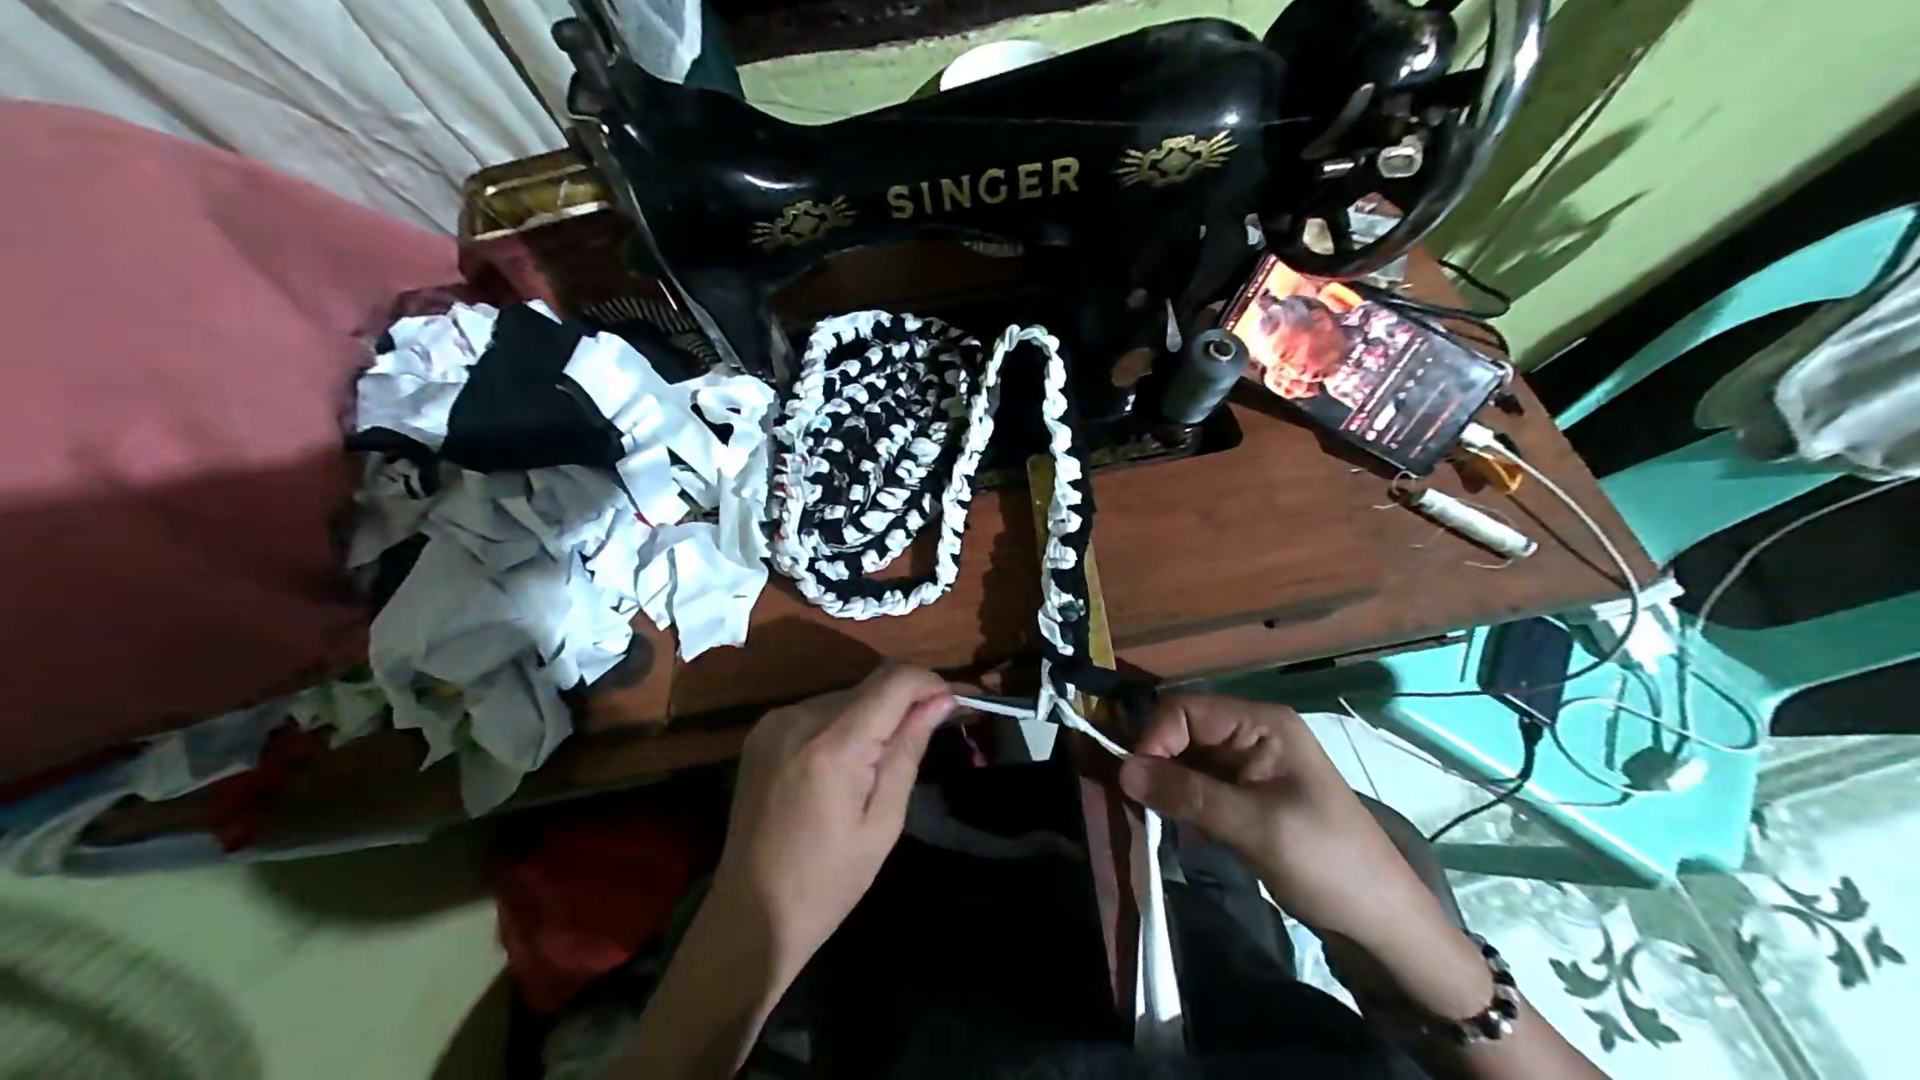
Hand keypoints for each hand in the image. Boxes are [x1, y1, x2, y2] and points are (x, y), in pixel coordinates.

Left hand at [709, 664, 955, 987]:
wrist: (749, 912)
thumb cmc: (827, 882)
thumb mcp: (883, 822)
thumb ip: (909, 751)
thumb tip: (941, 701)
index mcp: (832, 747)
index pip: (893, 681)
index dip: (930, 682)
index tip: (954, 701)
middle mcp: (798, 719)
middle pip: (870, 686)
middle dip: (906, 701)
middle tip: (932, 730)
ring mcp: (774, 723)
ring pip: (846, 696)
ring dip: (875, 713)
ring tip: (886, 757)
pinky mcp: (762, 732)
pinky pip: (819, 710)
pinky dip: (845, 723)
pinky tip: (849, 761)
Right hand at [1118, 693, 1490, 1018]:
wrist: (1379, 920)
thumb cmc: (1326, 862)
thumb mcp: (1254, 826)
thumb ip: (1187, 794)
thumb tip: (1123, 771)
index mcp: (1261, 723)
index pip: (1184, 709)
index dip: (1154, 738)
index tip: (1138, 783)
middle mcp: (1249, 733)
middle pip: (1180, 731)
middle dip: (1157, 764)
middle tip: (1145, 806)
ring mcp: (1246, 763)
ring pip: (1183, 759)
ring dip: (1167, 788)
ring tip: (1165, 822)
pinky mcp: (1242, 793)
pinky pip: (1195, 785)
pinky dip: (1181, 804)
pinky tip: (1186, 832)